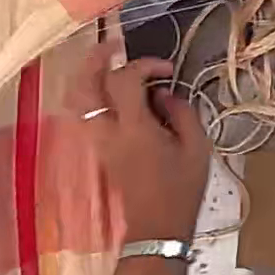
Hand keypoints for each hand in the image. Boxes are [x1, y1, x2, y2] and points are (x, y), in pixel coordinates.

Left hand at [72, 49, 209, 240]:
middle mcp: (107, 132)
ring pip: (77, 100)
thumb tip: (164, 94)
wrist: (157, 229)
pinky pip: (83, 114)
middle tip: (114, 46)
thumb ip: (182, 112)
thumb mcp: (197, 147)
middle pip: (86, 86)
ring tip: (106, 64)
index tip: (167, 69)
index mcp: (134, 129)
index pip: (125, 81)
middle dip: (96, 60)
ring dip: (88, 77)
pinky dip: (91, 96)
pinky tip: (109, 93)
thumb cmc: (182, 188)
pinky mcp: (97, 150)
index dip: (144, 65)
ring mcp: (97, 142)